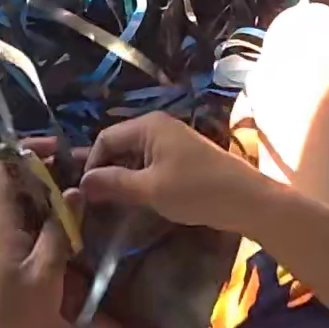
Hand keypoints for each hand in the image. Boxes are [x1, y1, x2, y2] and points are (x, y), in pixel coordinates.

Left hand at [0, 157, 73, 327]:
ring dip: (47, 193)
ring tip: (78, 192)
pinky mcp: (5, 251)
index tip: (57, 150)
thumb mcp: (46, 271)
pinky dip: (44, 213)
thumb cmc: (18, 313)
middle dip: (44, 171)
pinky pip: (23, 219)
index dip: (26, 151)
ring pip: (21, 200)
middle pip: (14, 180)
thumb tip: (74, 191)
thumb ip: (61, 229)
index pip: (4, 168)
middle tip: (77, 172)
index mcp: (0, 220)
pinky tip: (67, 222)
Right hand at [79, 113, 272, 233]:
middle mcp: (156, 126)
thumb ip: (113, 184)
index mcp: (148, 126)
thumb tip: (81, 184)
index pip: (106, 138)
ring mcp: (170, 141)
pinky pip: (148, 162)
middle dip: (104, 169)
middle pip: (118, 144)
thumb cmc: (196, 190)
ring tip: (107, 201)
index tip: (85, 193)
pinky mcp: (180, 156)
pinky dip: (136, 178)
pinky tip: (132, 198)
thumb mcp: (150, 189)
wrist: (247, 200)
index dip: (92, 164)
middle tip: (90, 198)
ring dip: (120, 176)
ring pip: (132, 155)